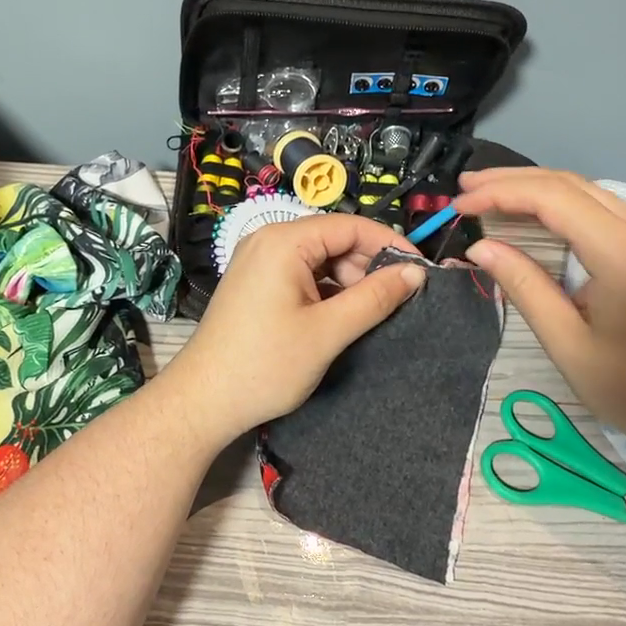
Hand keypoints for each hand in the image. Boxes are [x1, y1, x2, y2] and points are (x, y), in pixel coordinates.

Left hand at [162, 214, 426, 439]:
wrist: (203, 399)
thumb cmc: (265, 364)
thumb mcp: (328, 332)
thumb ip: (375, 298)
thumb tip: (416, 273)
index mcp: (283, 241)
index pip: (350, 226)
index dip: (390, 245)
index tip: (422, 272)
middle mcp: (268, 240)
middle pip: (334, 240)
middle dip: (369, 266)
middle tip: (398, 301)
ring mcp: (258, 262)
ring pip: (319, 259)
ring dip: (349, 282)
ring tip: (372, 315)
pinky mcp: (255, 284)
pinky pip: (301, 274)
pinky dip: (327, 291)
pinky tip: (343, 317)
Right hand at [452, 168, 625, 469]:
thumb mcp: (568, 345)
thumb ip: (524, 287)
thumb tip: (480, 247)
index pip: (552, 199)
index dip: (500, 194)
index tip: (458, 205)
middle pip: (571, 184)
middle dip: (513, 182)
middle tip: (464, 187)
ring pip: (589, 192)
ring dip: (537, 190)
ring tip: (488, 195)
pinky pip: (606, 211)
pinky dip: (562, 207)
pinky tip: (534, 219)